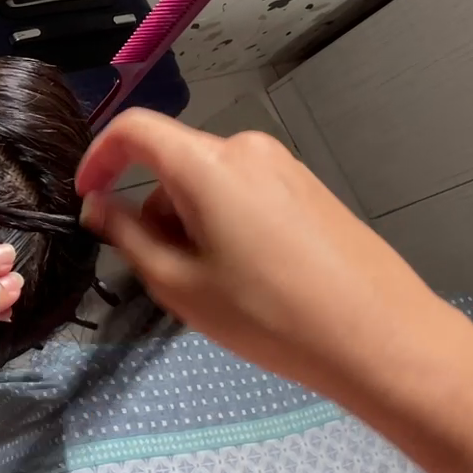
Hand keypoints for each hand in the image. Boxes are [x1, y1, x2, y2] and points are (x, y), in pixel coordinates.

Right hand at [76, 109, 467, 402]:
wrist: (385, 342)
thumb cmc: (269, 316)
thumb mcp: (178, 283)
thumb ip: (125, 235)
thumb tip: (97, 206)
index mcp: (207, 164)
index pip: (133, 130)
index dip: (98, 157)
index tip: (87, 197)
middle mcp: (246, 149)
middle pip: (172, 162)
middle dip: (151, 208)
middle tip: (160, 270)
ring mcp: (284, 166)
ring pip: (207, 180)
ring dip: (188, 219)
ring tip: (211, 284)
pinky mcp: (308, 188)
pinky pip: (242, 190)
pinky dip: (222, 221)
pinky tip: (247, 275)